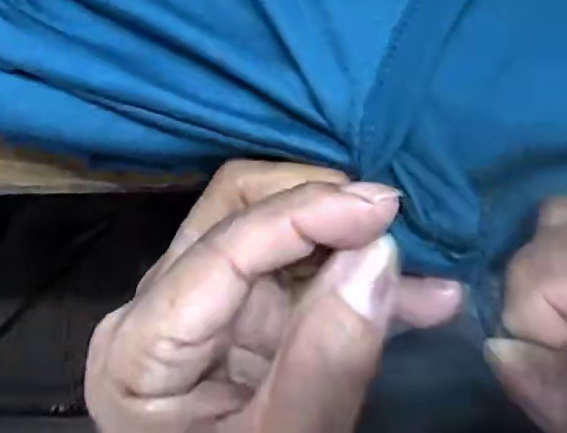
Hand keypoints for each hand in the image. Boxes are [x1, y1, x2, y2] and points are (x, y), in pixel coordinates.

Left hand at [86, 161, 463, 431]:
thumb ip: (322, 363)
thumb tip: (378, 254)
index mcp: (141, 342)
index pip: (227, 243)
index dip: (307, 213)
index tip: (382, 207)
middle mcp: (164, 299)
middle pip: (239, 206)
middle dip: (319, 203)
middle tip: (389, 219)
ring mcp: (206, 301)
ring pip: (274, 223)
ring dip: (348, 236)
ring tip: (424, 263)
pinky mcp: (247, 314)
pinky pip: (302, 267)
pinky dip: (356, 273)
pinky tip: (421, 296)